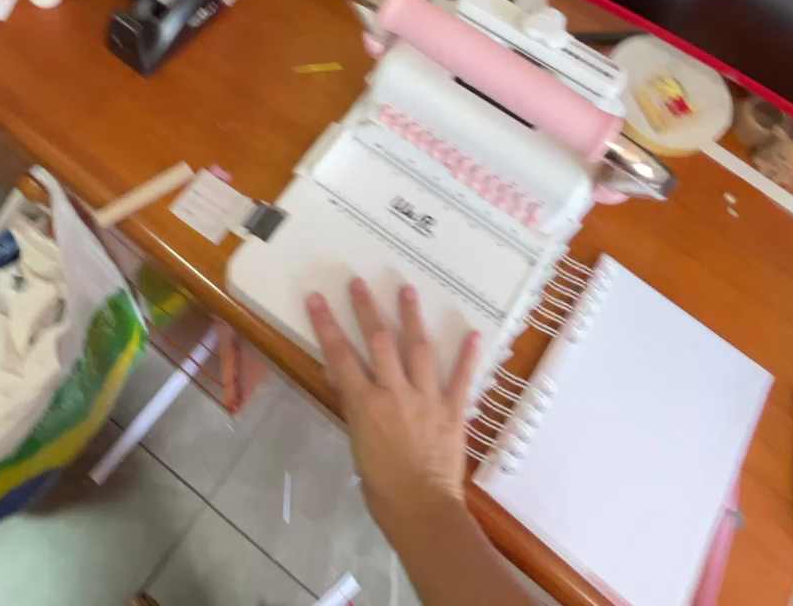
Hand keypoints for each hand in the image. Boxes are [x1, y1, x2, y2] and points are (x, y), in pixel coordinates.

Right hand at [306, 279, 481, 538]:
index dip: (327, 325)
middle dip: (367, 309)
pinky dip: (468, 357)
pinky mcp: (453, 410)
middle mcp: (395, 392)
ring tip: (407, 290)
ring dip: (412, 318)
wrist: (423, 511)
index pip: (340, 356)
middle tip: (358, 282)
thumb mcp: (357, 444)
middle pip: (378, 342)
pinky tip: (474, 334)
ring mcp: (426, 398)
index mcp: (366, 403)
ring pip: (418, 349)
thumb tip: (338, 375)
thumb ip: (352, 406)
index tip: (318, 298)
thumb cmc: (382, 486)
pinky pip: (461, 378)